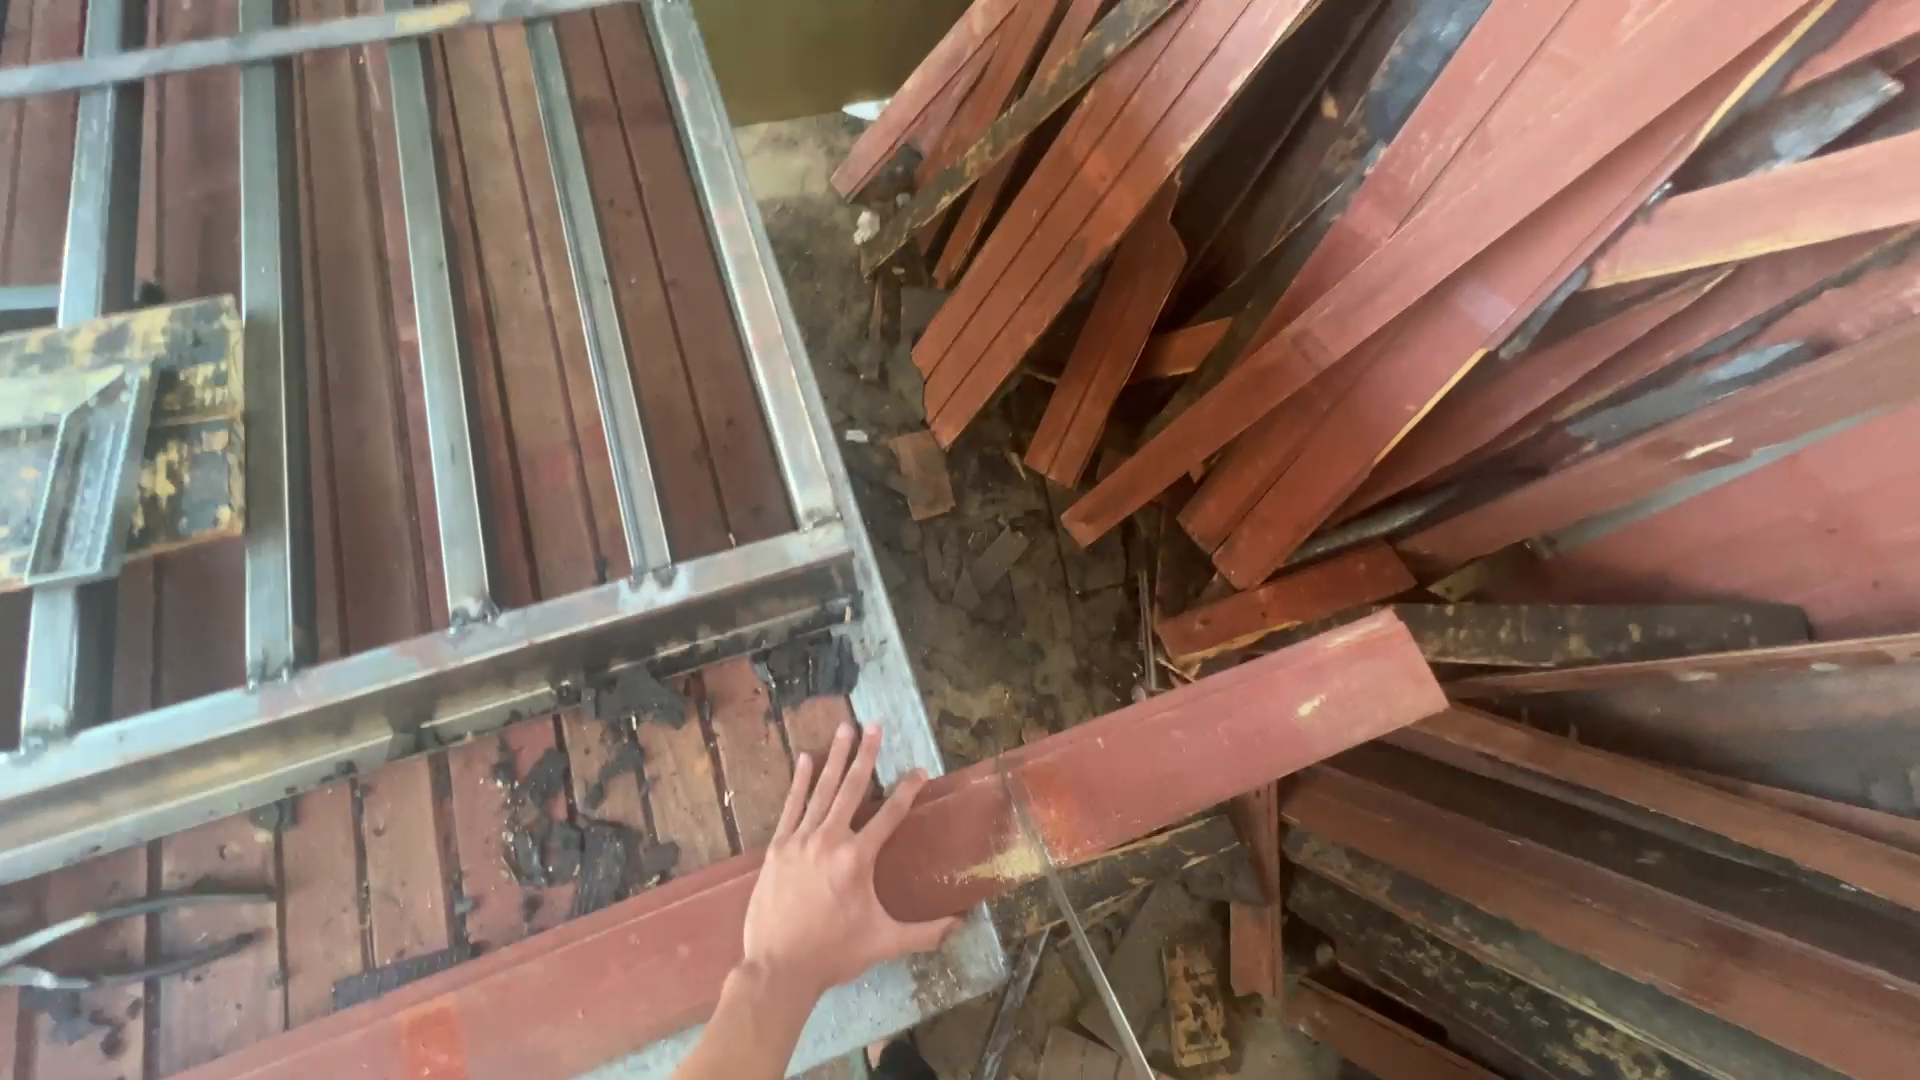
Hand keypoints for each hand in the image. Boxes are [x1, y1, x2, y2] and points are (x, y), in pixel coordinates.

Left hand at [740, 722, 962, 999]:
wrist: (777, 969)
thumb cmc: (834, 954)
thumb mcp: (884, 943)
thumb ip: (924, 933)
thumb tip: (960, 926)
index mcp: (857, 859)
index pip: (890, 815)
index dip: (907, 790)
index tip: (919, 770)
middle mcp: (830, 840)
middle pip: (853, 788)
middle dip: (866, 754)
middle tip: (874, 726)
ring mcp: (800, 840)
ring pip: (822, 790)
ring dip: (836, 758)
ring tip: (845, 729)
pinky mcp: (777, 848)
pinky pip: (791, 806)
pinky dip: (800, 782)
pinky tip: (807, 759)